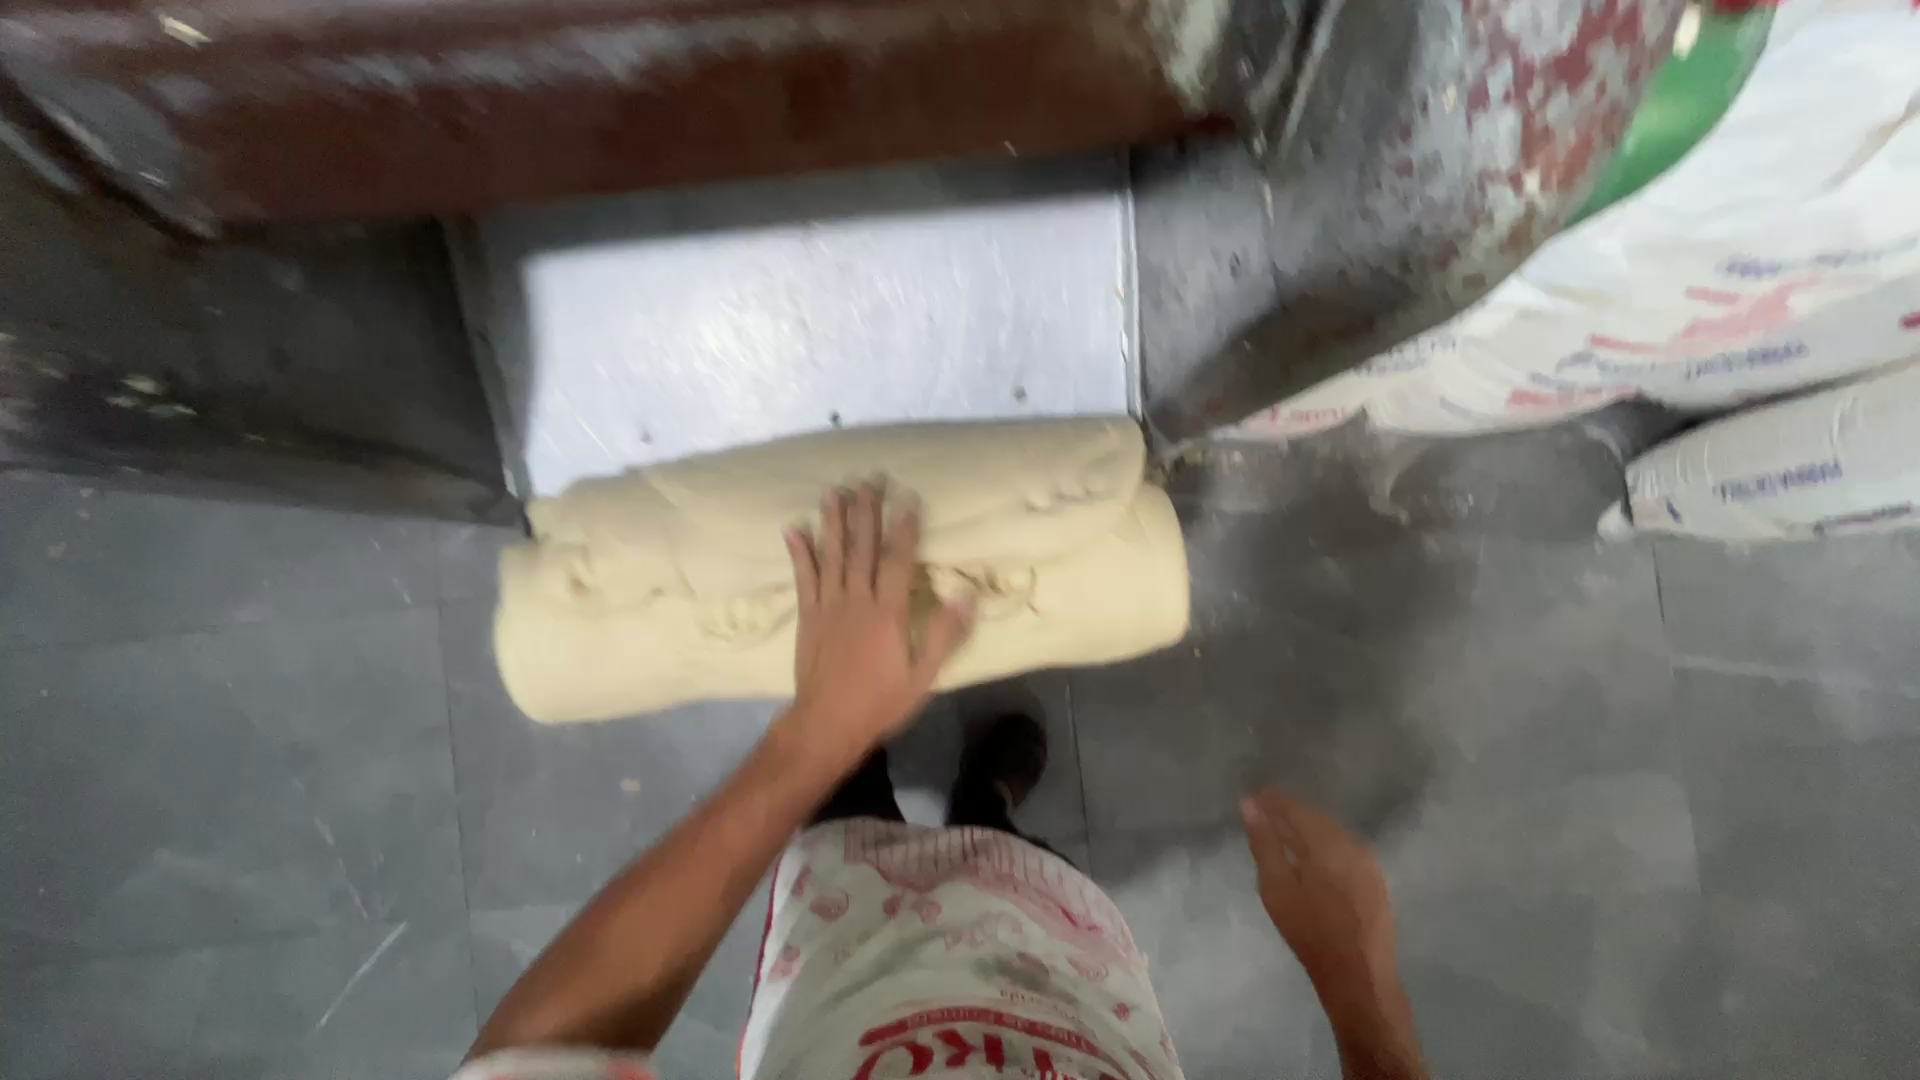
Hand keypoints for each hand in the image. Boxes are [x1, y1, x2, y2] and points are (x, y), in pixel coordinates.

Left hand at [782, 482, 974, 755]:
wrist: (827, 723)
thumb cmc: (880, 701)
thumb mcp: (922, 675)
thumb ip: (943, 634)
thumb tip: (965, 594)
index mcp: (887, 613)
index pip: (898, 560)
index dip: (904, 527)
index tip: (908, 497)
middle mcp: (856, 600)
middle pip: (862, 548)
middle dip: (867, 511)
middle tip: (869, 479)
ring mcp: (828, 606)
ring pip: (832, 555)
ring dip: (834, 521)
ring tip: (835, 490)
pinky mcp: (808, 616)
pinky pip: (804, 578)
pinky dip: (799, 552)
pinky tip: (794, 528)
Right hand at [1242, 788, 1396, 1003]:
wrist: (1359, 977)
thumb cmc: (1309, 932)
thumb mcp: (1276, 888)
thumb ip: (1263, 843)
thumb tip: (1249, 804)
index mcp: (1326, 843)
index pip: (1295, 808)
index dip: (1272, 800)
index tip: (1252, 797)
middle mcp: (1351, 844)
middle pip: (1315, 816)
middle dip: (1289, 810)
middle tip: (1263, 811)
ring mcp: (1368, 861)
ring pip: (1331, 830)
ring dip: (1307, 825)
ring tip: (1283, 830)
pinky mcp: (1375, 878)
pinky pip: (1345, 846)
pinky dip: (1324, 841)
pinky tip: (1311, 853)